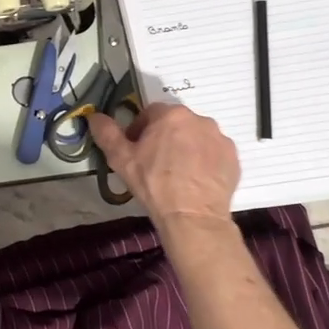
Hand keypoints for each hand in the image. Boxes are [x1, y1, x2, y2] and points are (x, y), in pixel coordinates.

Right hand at [88, 102, 238, 221]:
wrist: (192, 216)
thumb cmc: (153, 183)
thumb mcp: (120, 158)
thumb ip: (107, 133)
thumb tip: (95, 116)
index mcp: (171, 115)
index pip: (150, 113)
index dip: (139, 130)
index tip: (135, 149)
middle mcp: (200, 120)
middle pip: (175, 123)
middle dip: (163, 136)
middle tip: (153, 161)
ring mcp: (220, 139)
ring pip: (195, 136)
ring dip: (184, 147)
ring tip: (175, 172)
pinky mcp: (233, 158)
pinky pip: (213, 152)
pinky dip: (203, 160)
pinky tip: (193, 179)